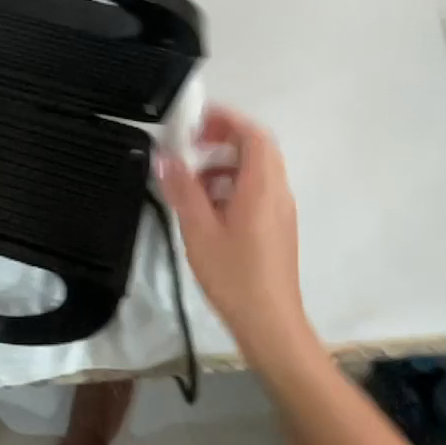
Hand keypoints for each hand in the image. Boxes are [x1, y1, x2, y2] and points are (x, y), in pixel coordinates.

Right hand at [158, 106, 317, 371]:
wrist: (270, 324)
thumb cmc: (234, 275)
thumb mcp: (198, 229)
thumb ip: (182, 188)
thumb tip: (165, 157)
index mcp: (262, 187)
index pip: (253, 134)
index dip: (226, 120)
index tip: (195, 121)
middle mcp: (277, 193)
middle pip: (257, 149)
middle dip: (222, 139)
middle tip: (189, 145)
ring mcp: (280, 211)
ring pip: (256, 171)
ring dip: (224, 164)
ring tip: (191, 180)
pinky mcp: (276, 228)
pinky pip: (256, 191)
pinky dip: (231, 185)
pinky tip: (206, 208)